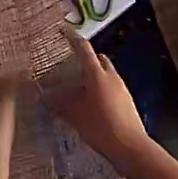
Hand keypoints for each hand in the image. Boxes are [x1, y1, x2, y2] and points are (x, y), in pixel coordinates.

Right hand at [51, 30, 153, 166]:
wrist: (131, 147)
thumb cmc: (100, 127)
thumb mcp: (75, 116)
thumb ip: (60, 105)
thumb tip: (46, 98)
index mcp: (97, 74)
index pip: (84, 49)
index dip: (73, 38)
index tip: (63, 31)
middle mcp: (111, 76)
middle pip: (99, 58)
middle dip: (86, 58)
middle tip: (71, 67)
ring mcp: (122, 88)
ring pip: (106, 73)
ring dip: (94, 75)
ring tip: (79, 89)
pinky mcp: (127, 101)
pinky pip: (112, 87)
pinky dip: (101, 88)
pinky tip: (92, 104)